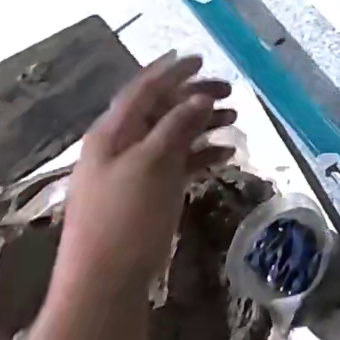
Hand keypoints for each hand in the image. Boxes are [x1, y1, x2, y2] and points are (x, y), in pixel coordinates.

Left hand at [58, 52, 233, 293]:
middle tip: (229, 91)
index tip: (199, 58)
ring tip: (234, 120)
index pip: (142, 91)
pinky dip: (201, 154)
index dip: (170, 72)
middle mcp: (120, 147)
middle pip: (160, 111)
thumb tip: (199, 97)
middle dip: (193, 97)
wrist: (105, 281)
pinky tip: (225, 154)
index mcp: (112, 134)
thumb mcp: (152, 165)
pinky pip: (178, 163)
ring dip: (201, 124)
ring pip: (172, 136)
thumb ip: (176, 127)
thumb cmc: (126, 218)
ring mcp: (134, 172)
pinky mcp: (147, 194)